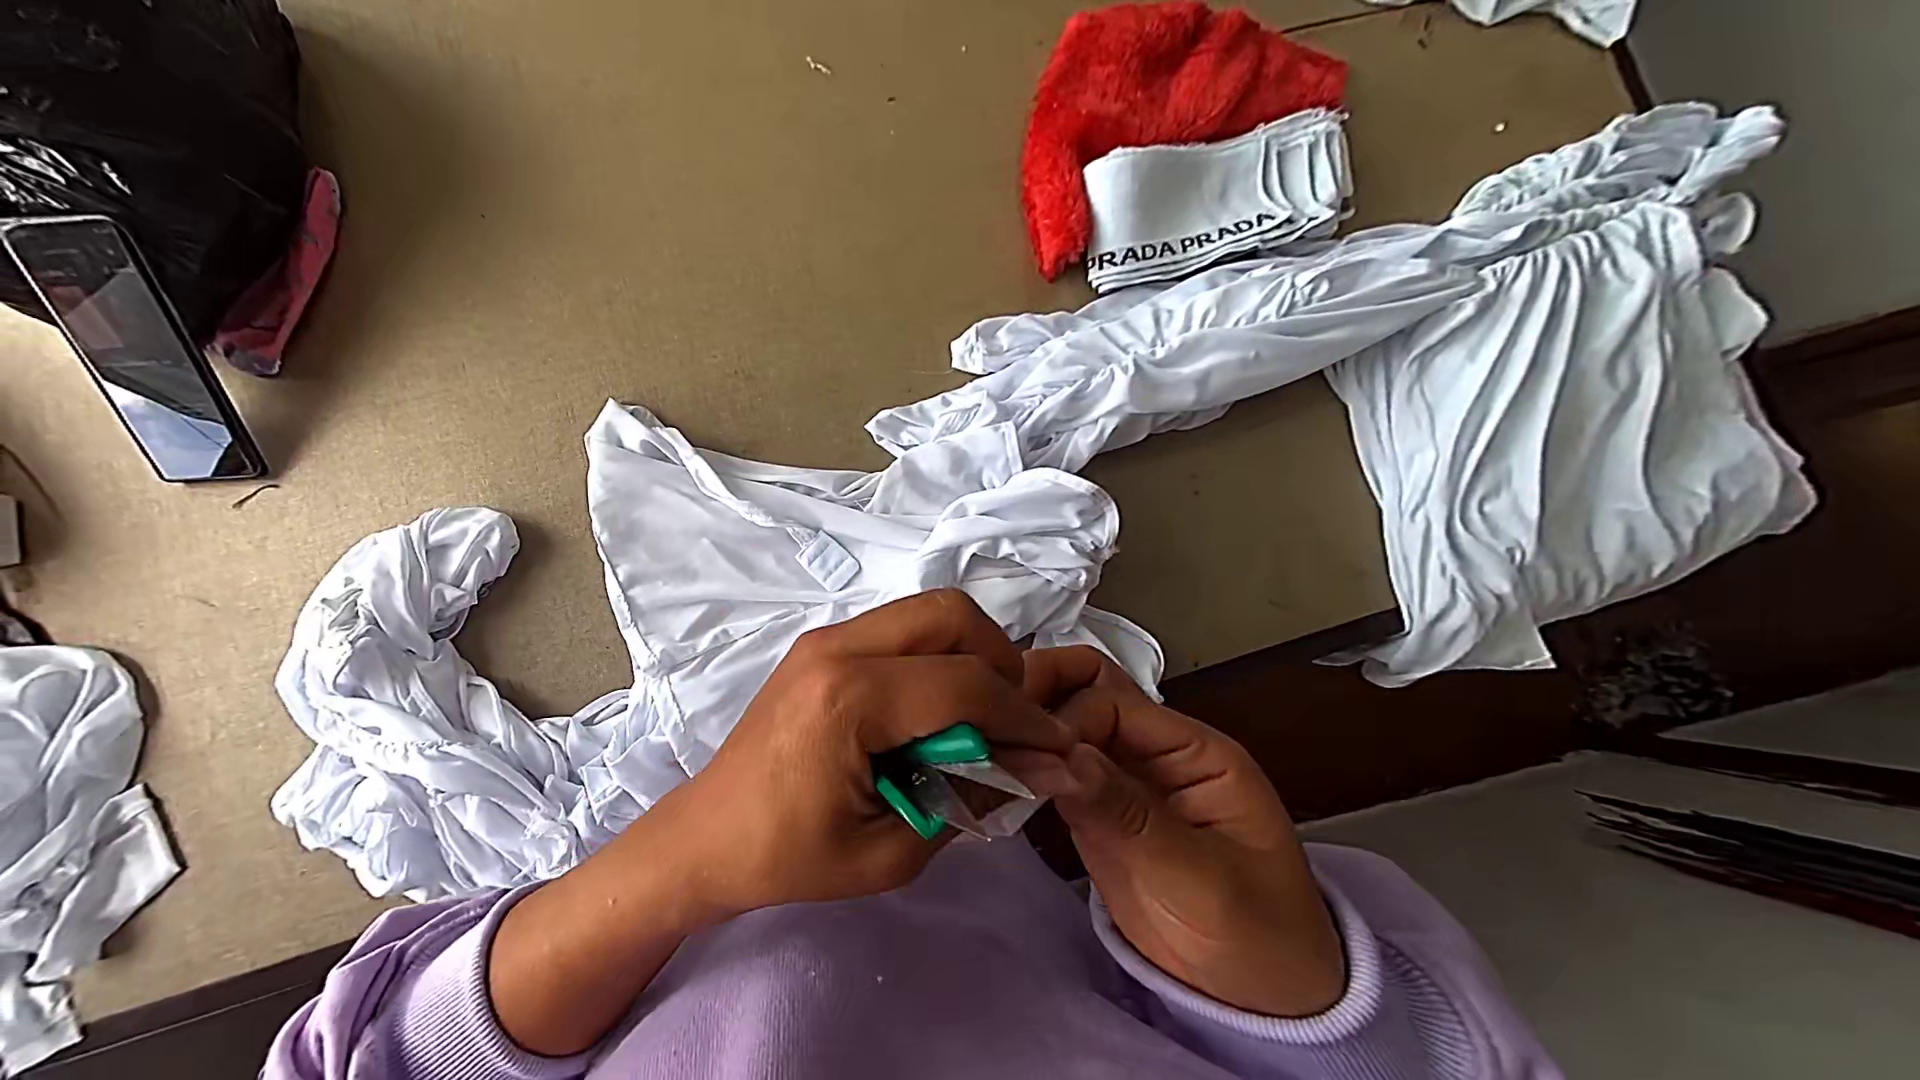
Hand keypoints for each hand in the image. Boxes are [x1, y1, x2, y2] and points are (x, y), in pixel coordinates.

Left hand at [490, 589, 1075, 1054]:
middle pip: (952, 614)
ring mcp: (828, 636)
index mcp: (850, 699)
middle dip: (1000, 660)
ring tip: (979, 710)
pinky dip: (940, 653)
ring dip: (972, 651)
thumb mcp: (893, 851)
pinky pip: (904, 625)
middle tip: (1010, 717)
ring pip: (931, 610)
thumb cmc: (789, 856)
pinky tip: (936, 703)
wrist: (705, 835)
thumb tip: (1041, 764)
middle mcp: (839, 647)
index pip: (965, 684)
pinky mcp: (825, 642)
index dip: (1022, 715)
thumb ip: (973, 797)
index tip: (1054, 744)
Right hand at [1015, 646, 1345, 1016]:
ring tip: (982, 747)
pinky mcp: (1095, 813)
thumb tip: (1059, 757)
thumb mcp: (1199, 878)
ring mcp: (1121, 780)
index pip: (1114, 700)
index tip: (1029, 755)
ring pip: (1064, 725)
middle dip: (1039, 692)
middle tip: (991, 722)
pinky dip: (1024, 769)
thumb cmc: (1257, 934)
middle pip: (1088, 688)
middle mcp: (1152, 751)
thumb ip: (1128, 814)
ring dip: (1025, 729)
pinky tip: (993, 777)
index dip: (1067, 720)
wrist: (1259, 999)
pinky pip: (1054, 772)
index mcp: (1192, 749)